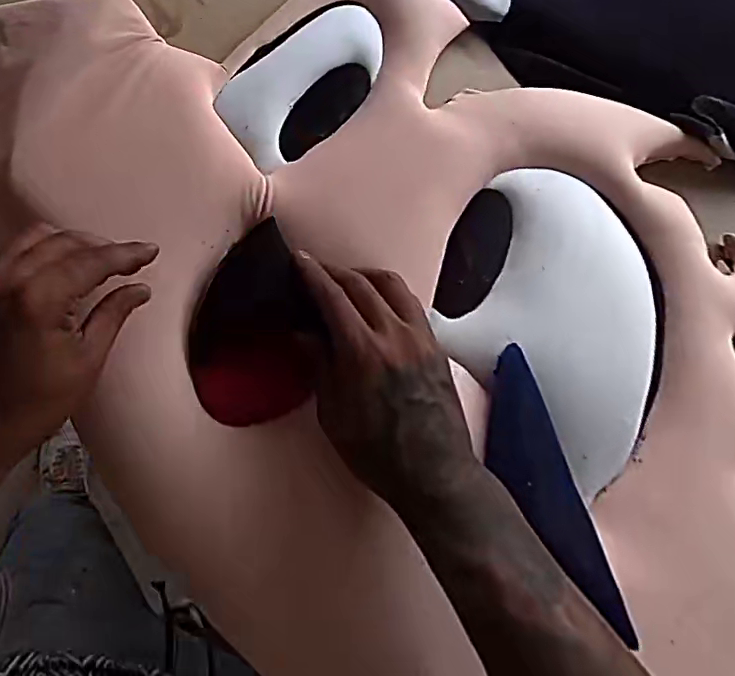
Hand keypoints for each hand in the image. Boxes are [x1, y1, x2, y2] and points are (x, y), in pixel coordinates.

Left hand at [0, 224, 157, 472]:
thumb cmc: (28, 410)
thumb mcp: (84, 366)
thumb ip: (111, 316)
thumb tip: (138, 289)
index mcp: (37, 299)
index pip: (90, 261)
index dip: (124, 254)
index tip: (148, 251)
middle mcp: (7, 280)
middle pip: (62, 241)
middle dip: (98, 245)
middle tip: (124, 259)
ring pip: (33, 239)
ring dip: (66, 242)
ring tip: (92, 259)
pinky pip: (10, 253)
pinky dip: (38, 251)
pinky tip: (55, 269)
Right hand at [295, 252, 477, 518]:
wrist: (436, 477)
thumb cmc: (375, 452)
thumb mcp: (333, 413)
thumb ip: (319, 365)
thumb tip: (302, 332)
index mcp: (362, 351)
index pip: (332, 296)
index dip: (312, 274)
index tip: (297, 258)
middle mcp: (393, 335)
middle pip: (359, 284)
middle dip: (333, 271)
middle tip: (314, 269)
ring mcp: (419, 338)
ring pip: (390, 285)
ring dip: (363, 275)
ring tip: (346, 281)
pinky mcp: (436, 346)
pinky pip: (410, 303)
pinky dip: (388, 293)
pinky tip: (377, 303)